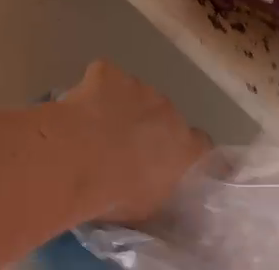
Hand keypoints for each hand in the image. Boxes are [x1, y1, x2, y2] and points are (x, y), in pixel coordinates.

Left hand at [61, 60, 211, 224]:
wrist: (77, 159)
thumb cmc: (115, 193)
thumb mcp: (148, 206)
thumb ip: (162, 187)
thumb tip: (158, 184)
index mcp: (184, 146)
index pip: (200, 143)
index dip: (185, 148)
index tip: (169, 159)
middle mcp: (167, 109)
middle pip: (163, 114)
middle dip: (148, 125)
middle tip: (124, 145)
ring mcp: (137, 85)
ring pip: (134, 93)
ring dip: (122, 106)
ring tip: (97, 128)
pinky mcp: (107, 72)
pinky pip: (106, 77)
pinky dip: (97, 89)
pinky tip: (82, 108)